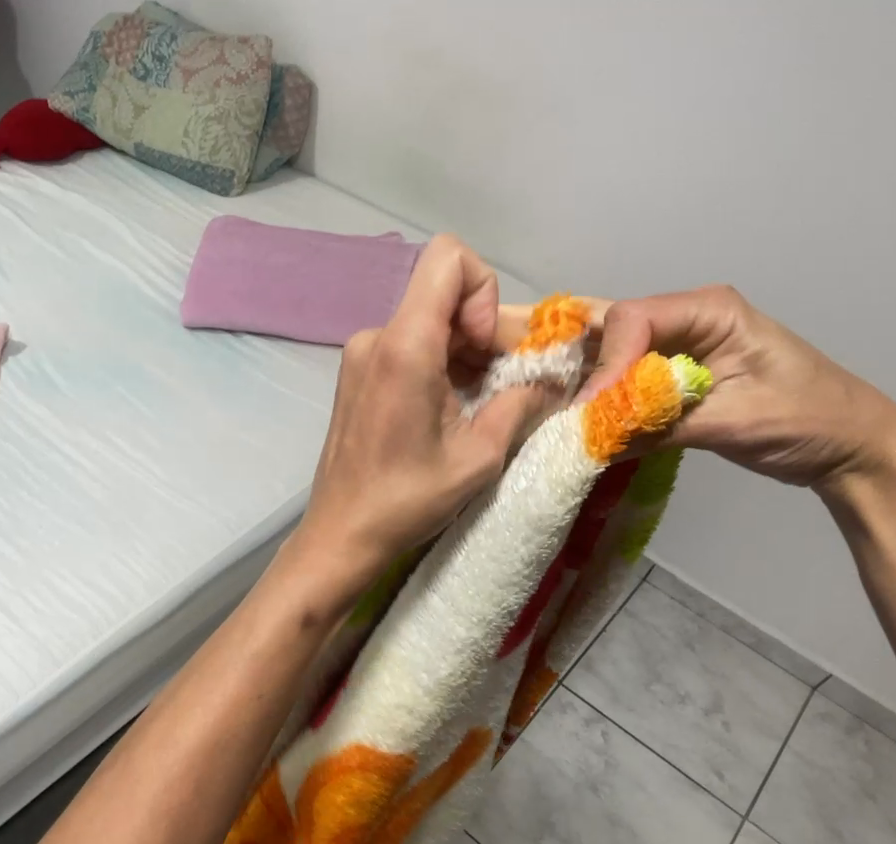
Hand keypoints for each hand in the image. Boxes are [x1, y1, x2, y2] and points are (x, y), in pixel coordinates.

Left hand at [291, 236, 557, 590]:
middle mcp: (376, 337)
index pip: (448, 258)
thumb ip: (520, 404)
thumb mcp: (479, 457)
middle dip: (483, 331)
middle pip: (442, 293)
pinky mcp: (357, 375)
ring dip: (463, 353)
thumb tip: (553, 379)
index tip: (487, 350)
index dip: (484, 292)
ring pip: (429, 322)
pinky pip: (408, 345)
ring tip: (478, 405)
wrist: (341, 534)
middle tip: (501, 387)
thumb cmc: (406, 501)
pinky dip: (438, 365)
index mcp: (403, 346)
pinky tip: (449, 411)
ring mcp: (361, 355)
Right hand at [591, 285, 895, 492]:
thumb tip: (588, 441)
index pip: (633, 320)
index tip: (590, 411)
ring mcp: (679, 348)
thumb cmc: (805, 420)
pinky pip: (628, 383)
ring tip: (562, 420)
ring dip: (589, 389)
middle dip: (584, 371)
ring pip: (614, 358)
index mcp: (709, 310)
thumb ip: (656, 426)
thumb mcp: (729, 422)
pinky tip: (586, 426)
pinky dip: (606, 405)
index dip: (605, 363)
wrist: (847, 444)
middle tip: (557, 410)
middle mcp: (686, 319)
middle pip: (613, 332)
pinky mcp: (675, 378)